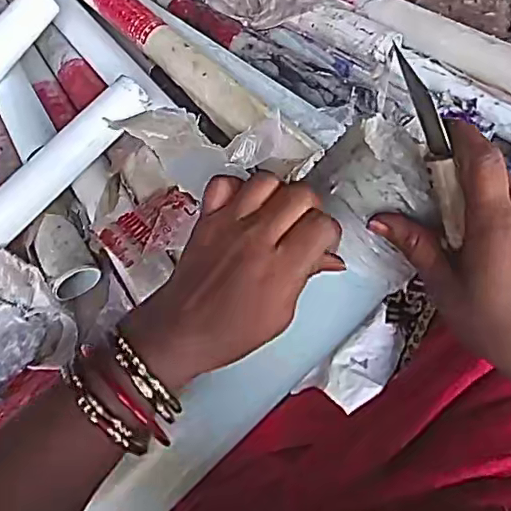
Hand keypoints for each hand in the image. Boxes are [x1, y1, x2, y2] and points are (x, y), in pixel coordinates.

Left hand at [122, 173, 342, 388]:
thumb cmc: (229, 330)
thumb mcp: (282, 313)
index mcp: (280, 268)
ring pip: (267, 180)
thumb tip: (327, 257)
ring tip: (276, 212)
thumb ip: (305, 276)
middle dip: (310, 208)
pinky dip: (237, 187)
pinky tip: (244, 206)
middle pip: (300, 194)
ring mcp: (229, 224)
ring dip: (278, 193)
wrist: (182, 328)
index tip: (322, 241)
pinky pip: (225, 182)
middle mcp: (255, 239)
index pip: (322, 224)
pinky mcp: (207, 218)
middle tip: (303, 226)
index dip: (328, 232)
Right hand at [370, 121, 510, 410]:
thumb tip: (380, 220)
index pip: (483, 160)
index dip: (465, 136)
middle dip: (469, 179)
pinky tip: (502, 260)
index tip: (448, 127)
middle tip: (445, 202)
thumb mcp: (446, 288)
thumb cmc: (495, 325)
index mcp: (495, 223)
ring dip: (490, 208)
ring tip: (474, 245)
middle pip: (495, 179)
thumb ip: (417, 246)